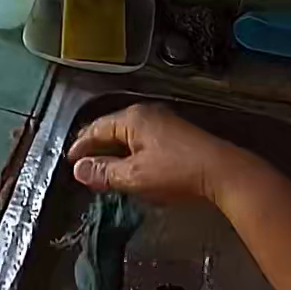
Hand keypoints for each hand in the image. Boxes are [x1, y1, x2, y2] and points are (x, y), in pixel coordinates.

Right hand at [68, 103, 262, 205]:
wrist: (220, 171)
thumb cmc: (175, 171)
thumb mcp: (134, 176)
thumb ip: (104, 172)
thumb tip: (79, 169)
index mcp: (133, 118)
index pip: (97, 128)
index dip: (81, 145)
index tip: (70, 161)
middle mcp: (147, 113)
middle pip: (112, 128)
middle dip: (96, 146)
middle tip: (83, 165)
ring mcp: (163, 121)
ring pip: (128, 134)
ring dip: (114, 150)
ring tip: (102, 168)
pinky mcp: (175, 134)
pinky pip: (143, 139)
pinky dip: (130, 151)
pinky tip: (130, 166)